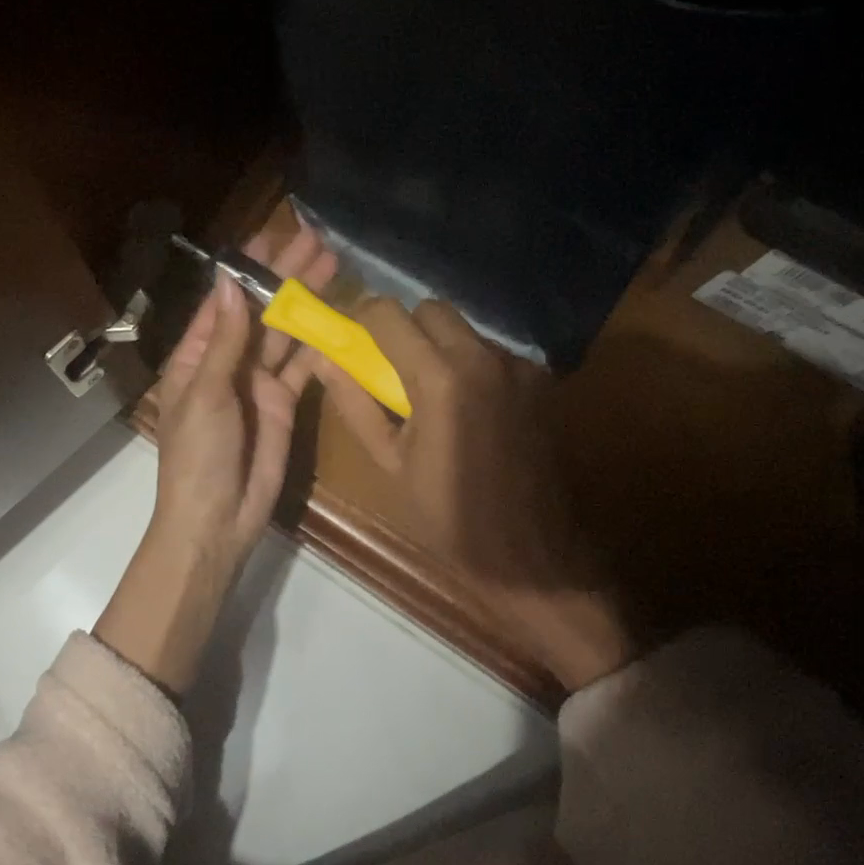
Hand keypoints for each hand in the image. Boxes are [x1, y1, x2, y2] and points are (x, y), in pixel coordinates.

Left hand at [149, 225, 337, 549]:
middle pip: (258, 310)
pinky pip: (302, 365)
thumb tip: (228, 280)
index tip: (273, 235)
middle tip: (317, 240)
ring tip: (333, 264)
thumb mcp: (205, 393)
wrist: (216, 519)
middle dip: (284, 276)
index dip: (247, 269)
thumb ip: (224, 340)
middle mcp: (228, 362)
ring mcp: (257, 382)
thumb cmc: (197, 455)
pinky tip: (339, 314)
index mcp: (196, 356)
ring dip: (305, 301)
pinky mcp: (284, 404)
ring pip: (284, 332)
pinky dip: (318, 341)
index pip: (223, 301)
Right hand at [317, 299, 632, 690]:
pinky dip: (467, 365)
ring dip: (436, 346)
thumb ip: (356, 403)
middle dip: (402, 328)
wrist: (533, 555)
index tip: (348, 340)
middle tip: (386, 368)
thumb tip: (325, 361)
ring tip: (426, 395)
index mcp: (440, 379)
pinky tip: (464, 409)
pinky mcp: (538, 382)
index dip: (360, 319)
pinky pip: (489, 353)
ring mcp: (518, 367)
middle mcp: (483, 358)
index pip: (387, 313)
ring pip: (463, 330)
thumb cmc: (449, 517)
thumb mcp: (390, 463)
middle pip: (430, 310)